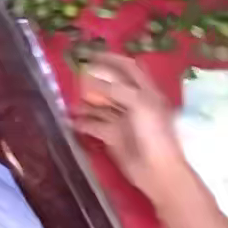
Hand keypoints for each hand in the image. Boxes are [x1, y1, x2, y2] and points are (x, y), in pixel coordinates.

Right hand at [70, 53, 193, 202]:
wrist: (158, 172)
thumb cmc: (153, 134)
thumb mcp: (138, 103)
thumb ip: (116, 88)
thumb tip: (91, 79)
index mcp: (145, 92)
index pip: (128, 68)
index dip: (111, 58)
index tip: (91, 54)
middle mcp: (133, 103)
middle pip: (110, 85)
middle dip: (93, 81)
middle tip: (75, 78)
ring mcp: (123, 120)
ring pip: (100, 105)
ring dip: (85, 102)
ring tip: (70, 102)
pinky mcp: (113, 137)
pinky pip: (94, 125)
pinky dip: (82, 122)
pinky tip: (71, 121)